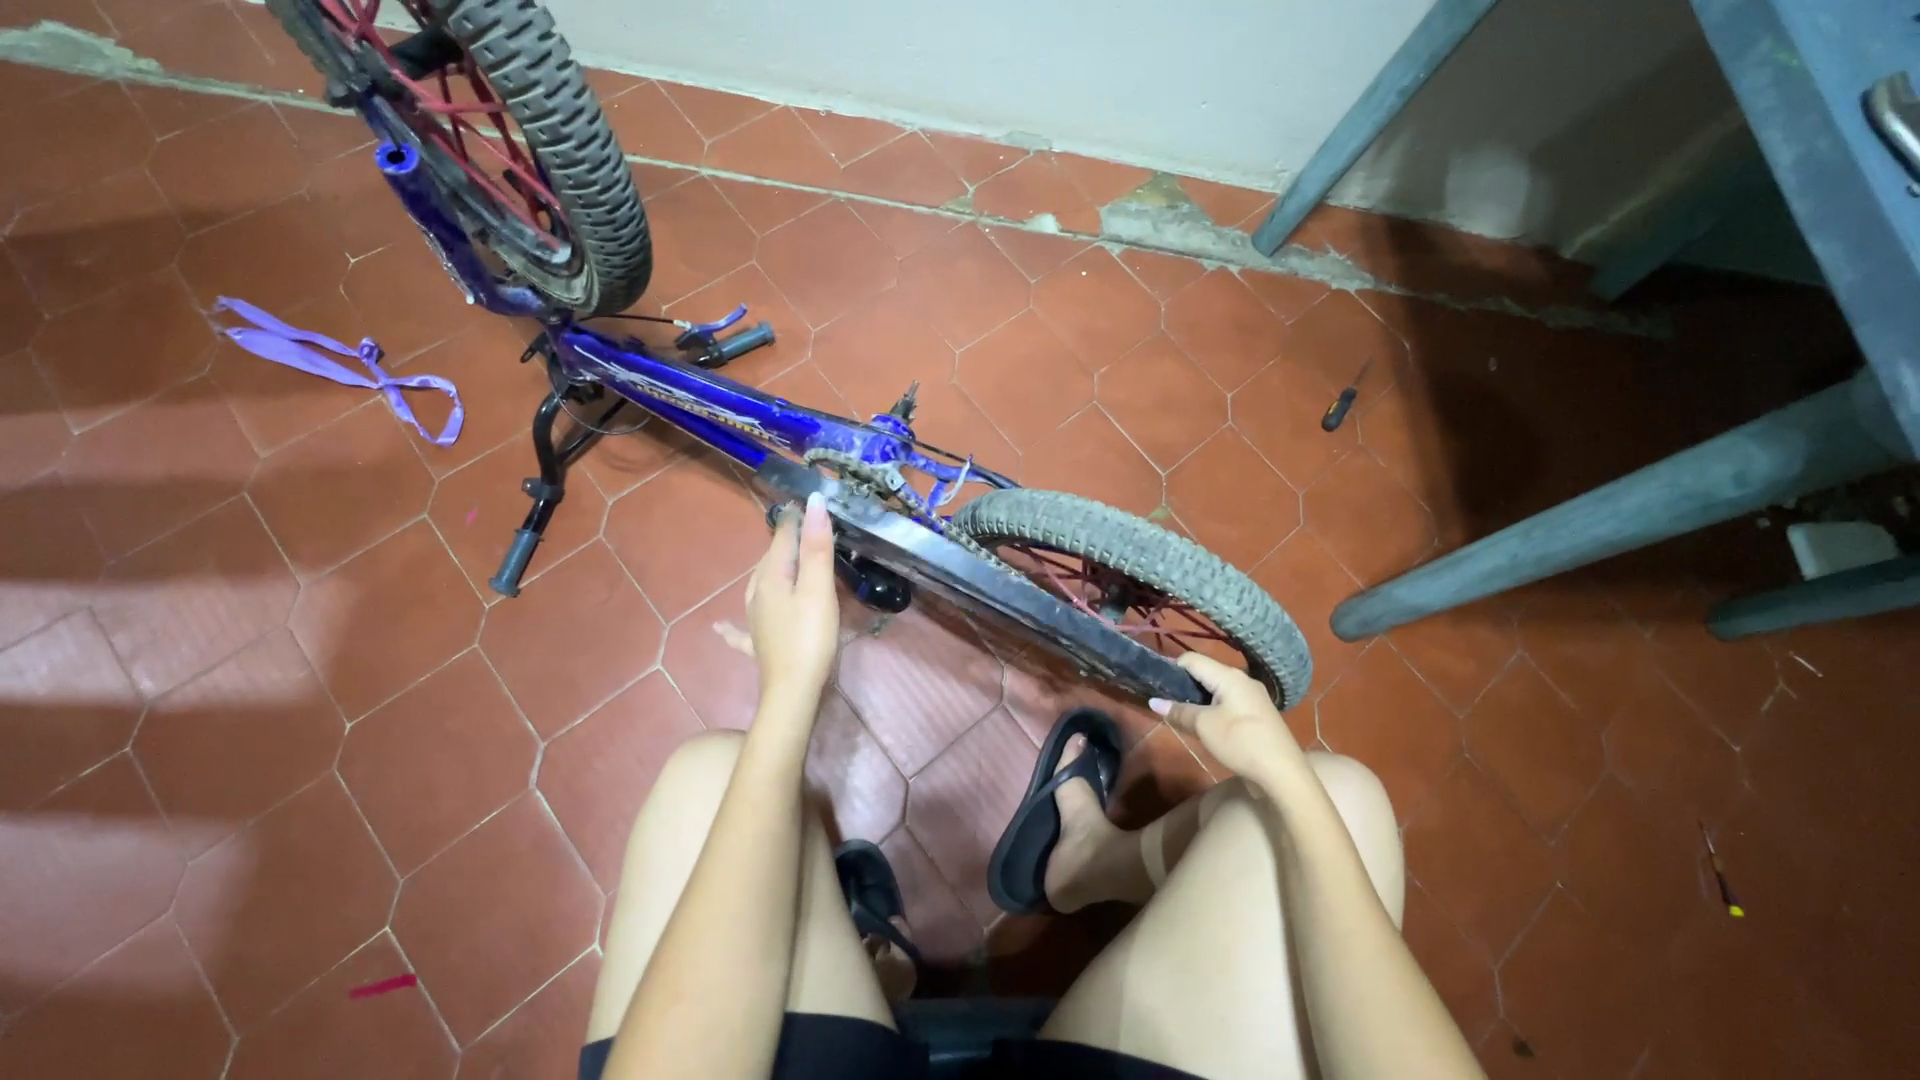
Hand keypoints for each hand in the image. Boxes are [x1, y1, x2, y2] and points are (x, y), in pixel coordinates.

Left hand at [747, 492, 839, 700]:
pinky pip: (741, 628)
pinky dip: (734, 623)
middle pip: (770, 559)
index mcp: (771, 577)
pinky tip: (720, 628)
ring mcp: (754, 620)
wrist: (792, 692)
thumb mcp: (818, 589)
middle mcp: (757, 593)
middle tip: (809, 529)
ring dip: (772, 569)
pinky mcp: (758, 644)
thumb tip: (813, 501)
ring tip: (786, 560)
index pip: (782, 537)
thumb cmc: (810, 637)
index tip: (812, 501)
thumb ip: (816, 546)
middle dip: (787, 542)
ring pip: (760, 584)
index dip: (797, 518)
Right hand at [1151, 653, 1303, 780]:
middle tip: (1164, 703)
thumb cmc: (1240, 742)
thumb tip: (1153, 701)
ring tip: (1180, 715)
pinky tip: (1204, 725)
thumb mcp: (1204, 726)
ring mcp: (1252, 696)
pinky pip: (1228, 702)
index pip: (1192, 659)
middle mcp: (1242, 680)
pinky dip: (1212, 708)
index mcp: (1229, 676)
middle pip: (1205, 673)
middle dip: (1183, 685)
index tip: (1155, 684)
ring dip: (1197, 699)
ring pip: (1216, 689)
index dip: (1171, 668)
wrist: (1283, 772)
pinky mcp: (1257, 713)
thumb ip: (1179, 711)